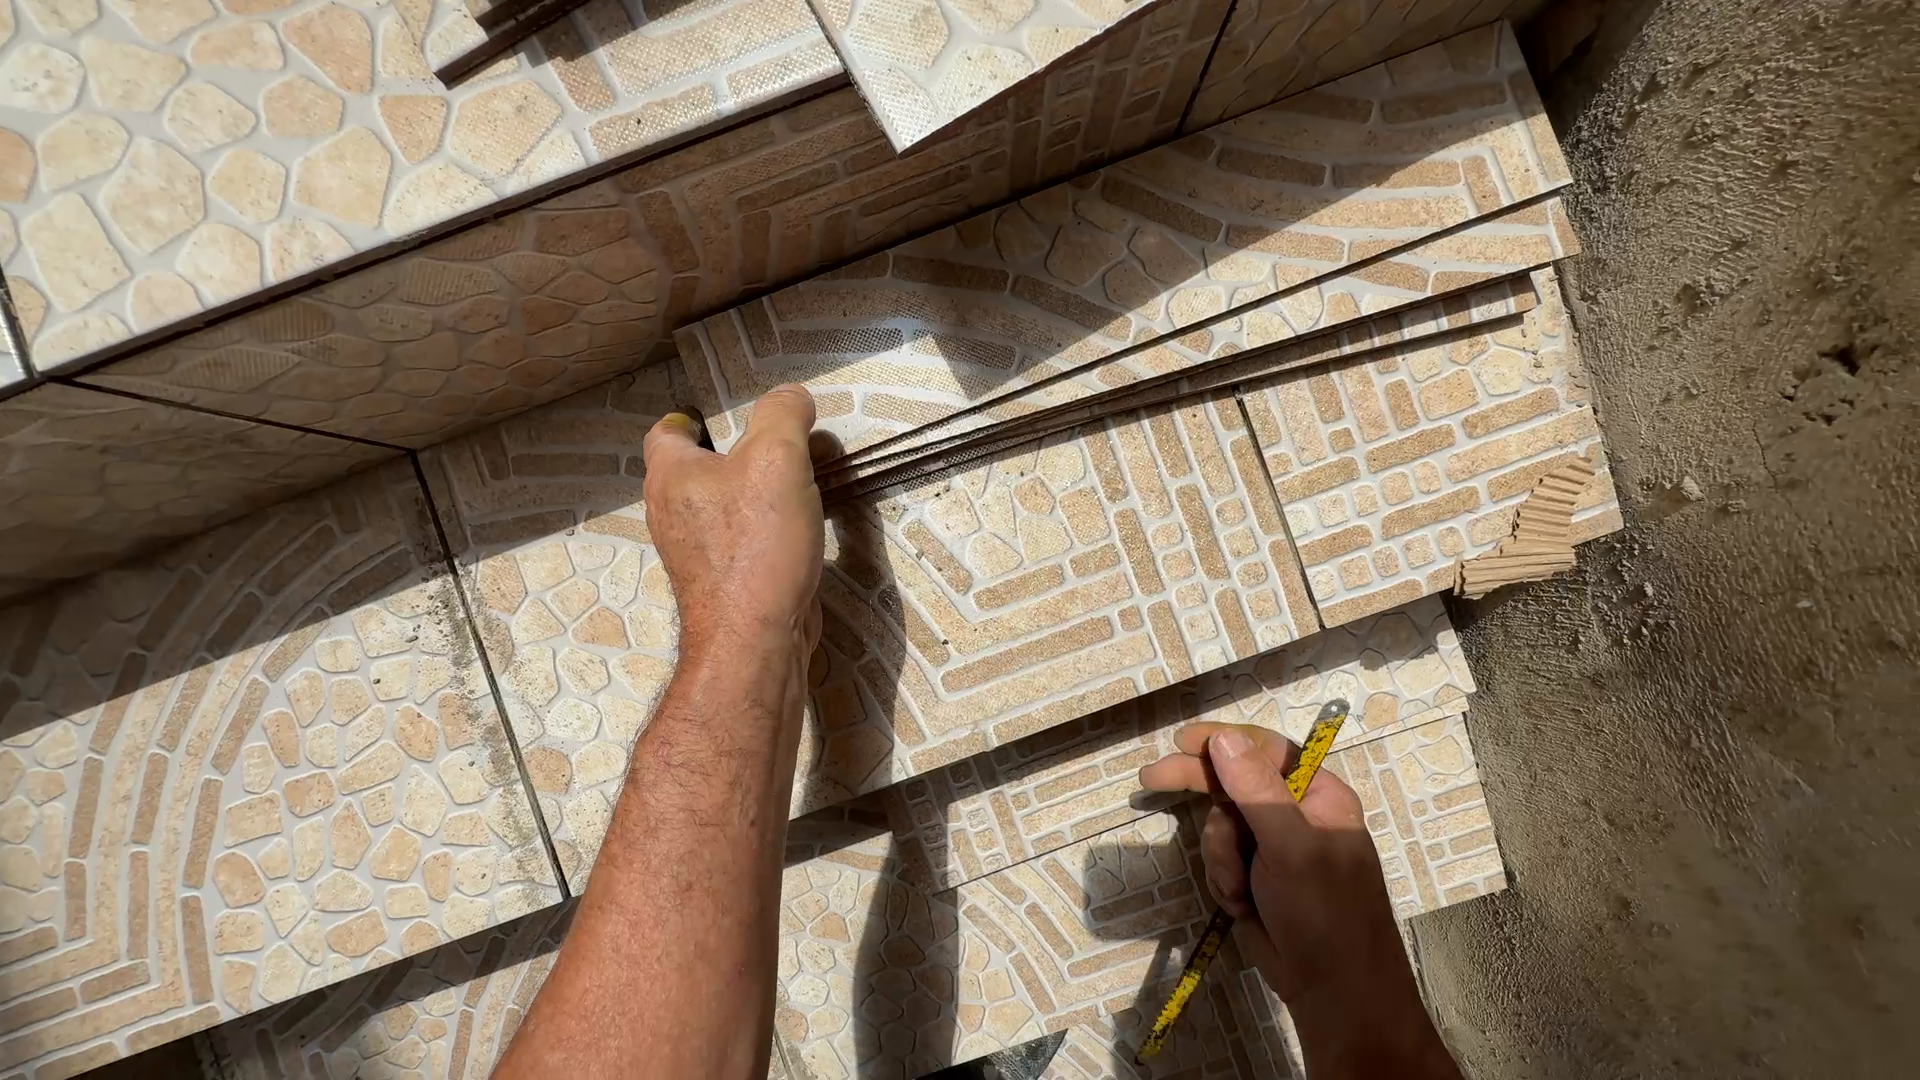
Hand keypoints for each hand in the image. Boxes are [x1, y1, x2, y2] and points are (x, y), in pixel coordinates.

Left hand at [641, 385, 823, 665]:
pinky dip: (762, 530)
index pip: (665, 432)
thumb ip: (783, 414)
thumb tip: (793, 396)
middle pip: (695, 470)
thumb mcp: (778, 457)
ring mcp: (696, 553)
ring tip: (794, 486)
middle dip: (731, 456)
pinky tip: (795, 531)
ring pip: (720, 508)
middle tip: (776, 446)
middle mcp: (673, 513)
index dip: (691, 418)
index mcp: (672, 475)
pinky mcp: (723, 582)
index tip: (724, 416)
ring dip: (751, 495)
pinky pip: (739, 541)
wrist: (756, 637)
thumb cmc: (757, 541)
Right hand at [1140, 724, 1461, 1078]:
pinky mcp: (1253, 873)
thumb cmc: (1324, 912)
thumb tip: (1223, 737)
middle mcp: (1292, 812)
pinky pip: (1218, 857)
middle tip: (1151, 779)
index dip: (1221, 741)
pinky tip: (1243, 904)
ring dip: (1221, 856)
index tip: (1182, 741)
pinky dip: (1224, 879)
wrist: (1332, 994)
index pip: (1263, 749)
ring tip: (1241, 889)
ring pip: (1218, 824)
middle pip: (1232, 781)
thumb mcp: (1290, 845)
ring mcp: (1270, 844)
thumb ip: (1256, 789)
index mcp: (1316, 794)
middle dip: (1199, 789)